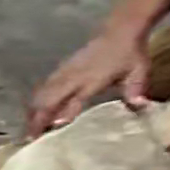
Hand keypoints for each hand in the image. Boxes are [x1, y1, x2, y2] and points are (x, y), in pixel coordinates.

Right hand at [26, 28, 151, 135]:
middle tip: (31, 138)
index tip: (53, 129)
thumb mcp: (139, 71)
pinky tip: (32, 113)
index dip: (64, 114)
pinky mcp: (58, 72)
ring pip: (41, 96)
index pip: (74, 100)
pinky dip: (35, 103)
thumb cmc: (129, 54)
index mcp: (93, 79)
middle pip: (49, 101)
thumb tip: (140, 107)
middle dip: (39, 119)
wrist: (119, 31)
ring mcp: (63, 74)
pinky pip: (41, 90)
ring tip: (29, 130)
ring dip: (33, 114)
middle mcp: (73, 78)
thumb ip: (136, 89)